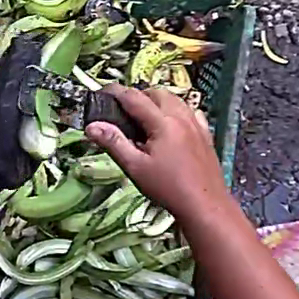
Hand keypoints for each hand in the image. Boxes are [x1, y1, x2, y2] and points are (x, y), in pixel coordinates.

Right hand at [84, 85, 234, 223]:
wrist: (205, 205)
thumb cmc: (168, 188)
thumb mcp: (135, 167)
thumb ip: (114, 143)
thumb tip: (92, 126)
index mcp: (162, 123)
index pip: (135, 98)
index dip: (116, 92)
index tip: (102, 93)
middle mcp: (181, 117)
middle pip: (157, 93)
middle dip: (138, 95)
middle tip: (123, 110)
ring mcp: (196, 125)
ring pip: (176, 99)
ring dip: (158, 100)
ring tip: (144, 116)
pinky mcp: (206, 135)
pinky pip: (190, 112)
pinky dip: (177, 110)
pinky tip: (172, 124)